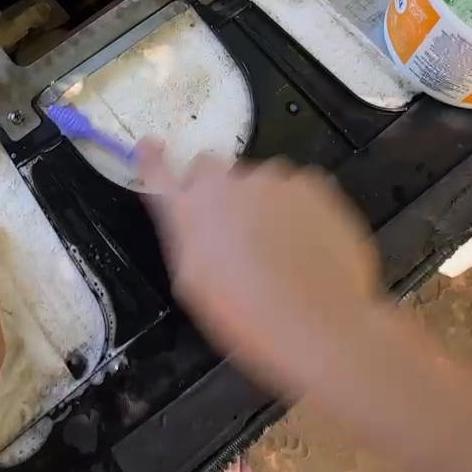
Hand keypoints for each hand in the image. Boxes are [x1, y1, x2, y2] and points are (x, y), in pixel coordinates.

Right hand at [137, 141, 380, 393]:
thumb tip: (194, 220)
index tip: (151, 145)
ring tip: (282, 243)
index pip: (157, 171)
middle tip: (236, 225)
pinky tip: (310, 242)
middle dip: (218, 187)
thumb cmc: (247, 317)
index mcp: (188, 211)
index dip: (153, 158)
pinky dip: (299, 207)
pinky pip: (298, 188)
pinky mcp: (311, 183)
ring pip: (260, 179)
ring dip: (263, 200)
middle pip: (211, 167)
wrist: (320, 325)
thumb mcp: (195, 284)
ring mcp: (271, 178)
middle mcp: (224, 184)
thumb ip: (188, 238)